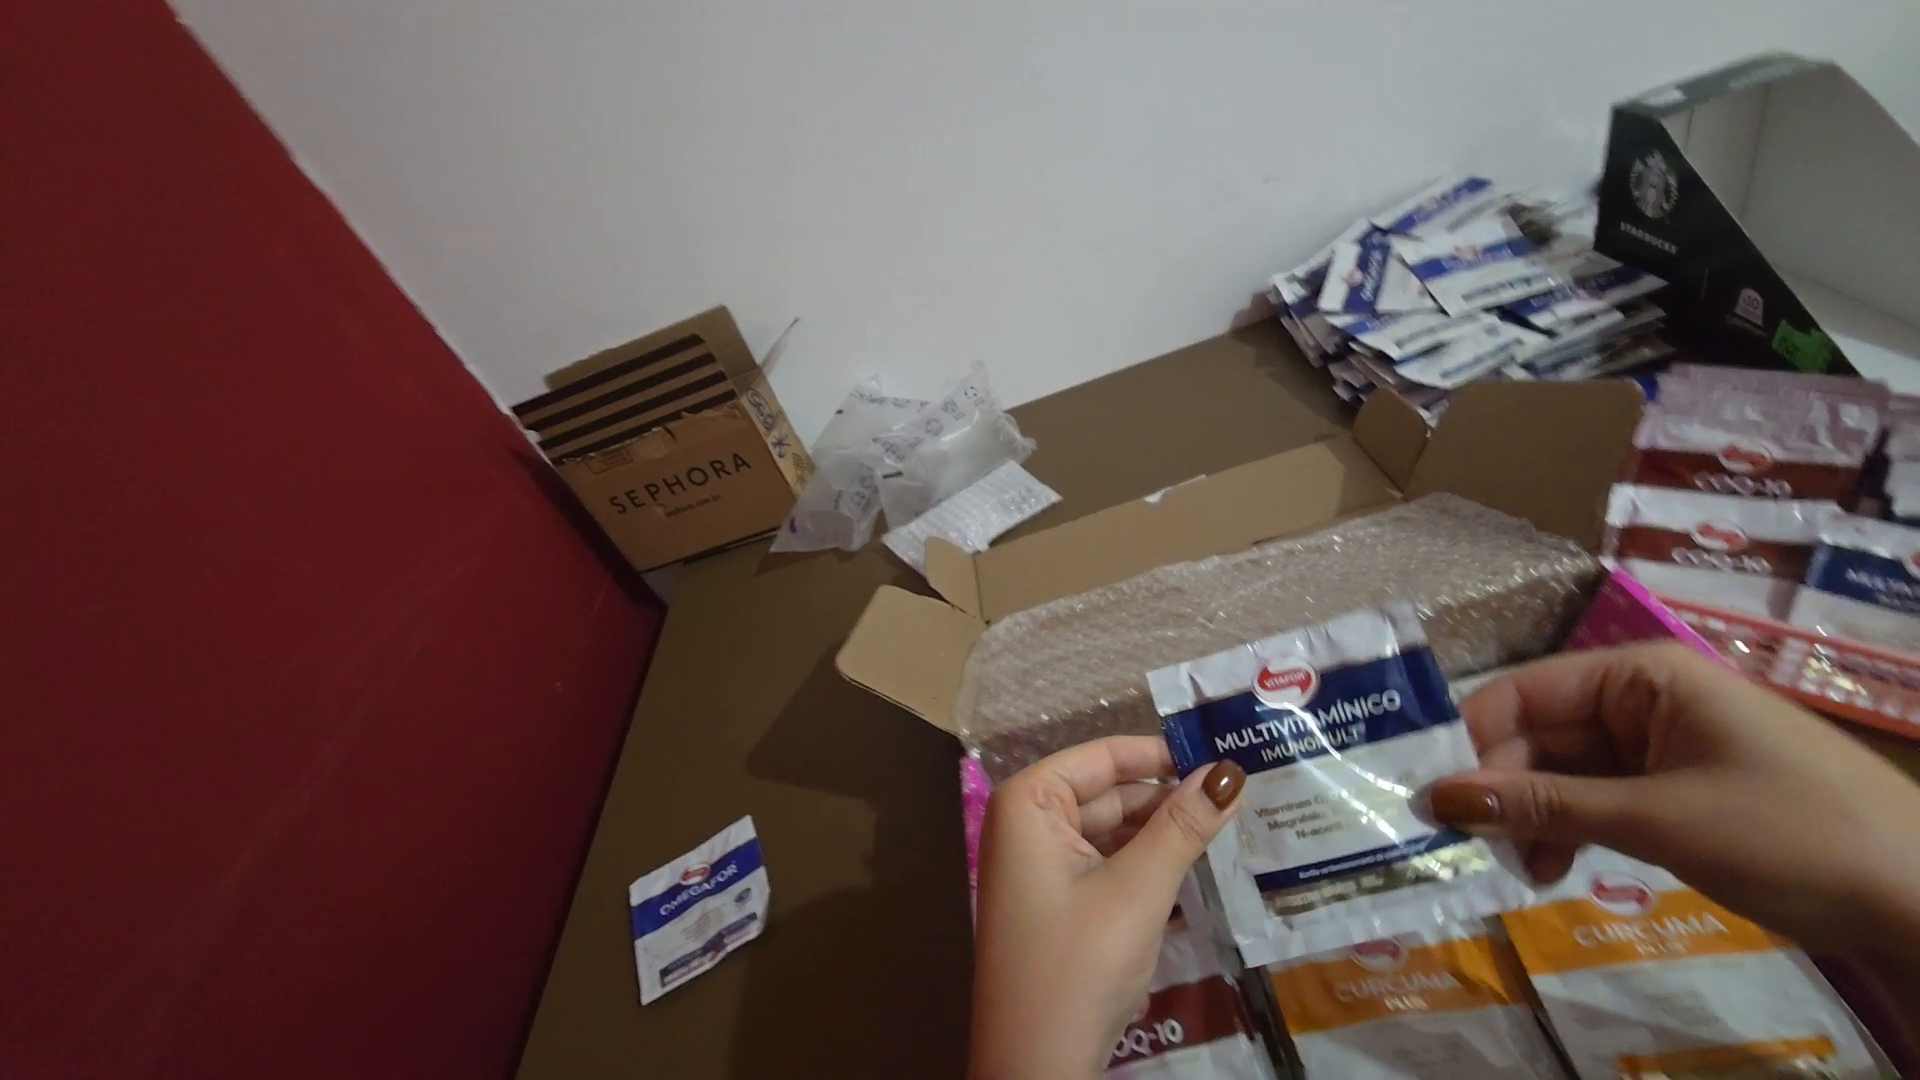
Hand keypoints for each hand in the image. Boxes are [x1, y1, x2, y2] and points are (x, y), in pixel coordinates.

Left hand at [969, 737, 1243, 1079]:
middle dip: (1168, 797)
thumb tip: (1228, 771)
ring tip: (1228, 827)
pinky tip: (1192, 866)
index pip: (1103, 757)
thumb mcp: (1137, 890)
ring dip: (1161, 833)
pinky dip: (1144, 864)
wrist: (1035, 1067)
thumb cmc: (1078, 963)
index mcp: (1029, 801)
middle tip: (1241, 793)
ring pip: (1111, 830)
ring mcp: (1038, 863)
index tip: (1222, 752)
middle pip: (1109, 792)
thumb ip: (1182, 827)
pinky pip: (1105, 863)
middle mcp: (1027, 821)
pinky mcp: (1055, 899)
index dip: (1162, 753)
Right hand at [1420, 642, 1919, 970]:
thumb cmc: (1793, 835)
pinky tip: (1554, 869)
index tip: (1434, 793)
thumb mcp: (1654, 819)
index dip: (1471, 740)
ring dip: (1532, 819)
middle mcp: (1639, 701)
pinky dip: (1567, 831)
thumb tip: (1435, 798)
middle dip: (1504, 791)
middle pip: (1536, 737)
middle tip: (1472, 846)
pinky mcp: (1670, 792)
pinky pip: (1593, 800)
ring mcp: (1656, 748)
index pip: (1521, 694)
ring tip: (1522, 869)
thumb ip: (1540, 805)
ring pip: (1559, 773)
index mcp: (1637, 678)